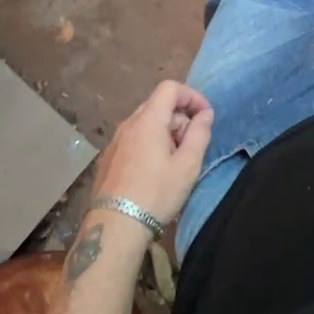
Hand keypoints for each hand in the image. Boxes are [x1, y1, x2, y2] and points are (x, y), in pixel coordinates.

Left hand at [91, 80, 213, 225]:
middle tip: (192, 144)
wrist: (115, 226)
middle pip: (159, 105)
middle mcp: (129, 124)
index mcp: (148, 120)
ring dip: (166, 132)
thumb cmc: (156, 193)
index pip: (170, 88)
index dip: (192, 96)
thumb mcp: (187, 165)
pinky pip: (134, 138)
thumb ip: (200, 134)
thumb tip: (205, 114)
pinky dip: (150, 143)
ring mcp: (115, 141)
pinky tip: (155, 171)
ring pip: (146, 123)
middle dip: (181, 117)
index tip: (205, 116)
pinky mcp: (108, 158)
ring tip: (176, 160)